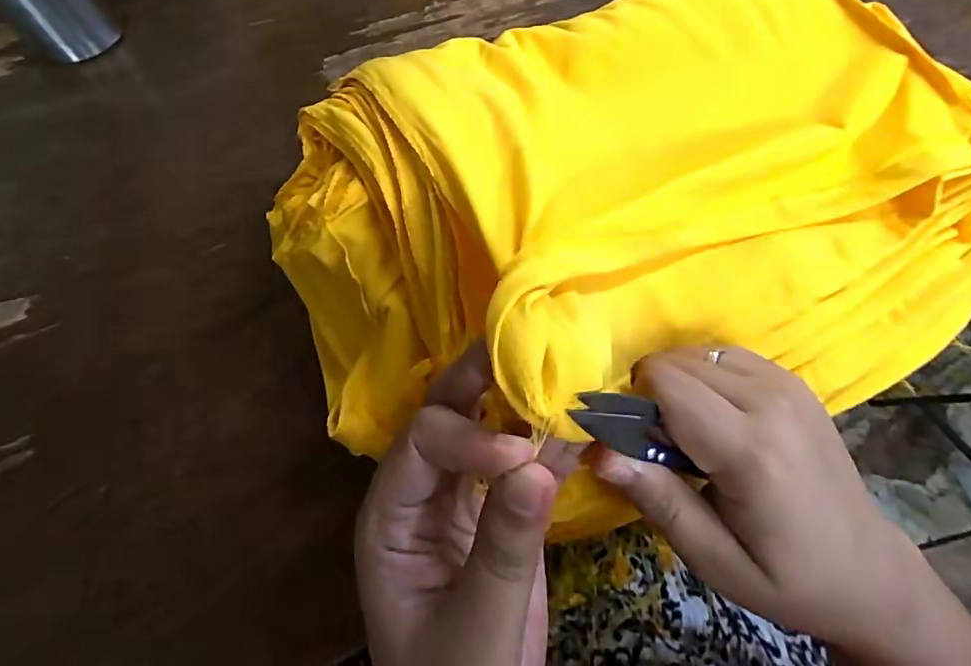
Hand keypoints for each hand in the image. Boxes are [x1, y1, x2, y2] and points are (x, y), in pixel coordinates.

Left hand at [355, 343, 582, 665]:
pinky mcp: (500, 506)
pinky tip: (580, 417)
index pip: (422, 442)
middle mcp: (422, 488)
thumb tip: (534, 467)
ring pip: (484, 424)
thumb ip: (503, 547)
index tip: (518, 456)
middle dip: (482, 379)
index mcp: (391, 514)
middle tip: (526, 347)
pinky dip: (550, 439)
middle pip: (446, 412)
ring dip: (520, 397)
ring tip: (557, 362)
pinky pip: (523, 461)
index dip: (468, 436)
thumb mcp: (476, 624)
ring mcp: (462, 493)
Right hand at [590, 348, 970, 664]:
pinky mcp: (792, 378)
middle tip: (667, 449)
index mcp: (751, 449)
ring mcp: (786, 382)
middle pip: (677, 362)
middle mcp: (770, 400)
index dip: (635, 406)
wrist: (866, 569)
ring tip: (694, 434)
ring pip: (698, 352)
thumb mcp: (714, 559)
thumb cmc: (785, 576)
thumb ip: (657, 499)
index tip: (639, 446)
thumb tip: (596, 451)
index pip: (665, 383)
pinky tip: (720, 416)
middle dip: (654, 395)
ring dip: (680, 383)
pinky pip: (725, 354)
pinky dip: (707, 376)